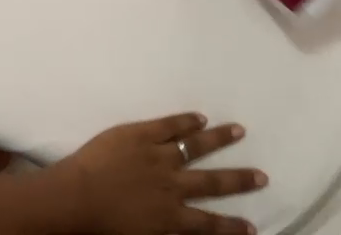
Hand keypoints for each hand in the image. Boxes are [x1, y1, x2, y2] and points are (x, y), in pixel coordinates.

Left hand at [41, 113, 264, 234]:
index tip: (253, 227)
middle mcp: (172, 187)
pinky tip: (200, 117)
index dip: (231, 227)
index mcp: (170, 218)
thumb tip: (183, 230)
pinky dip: (185, 120)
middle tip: (262, 175)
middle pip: (212, 182)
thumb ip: (164, 233)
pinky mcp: (141, 134)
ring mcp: (158, 157)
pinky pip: (169, 125)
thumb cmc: (102, 228)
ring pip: (195, 146)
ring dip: (219, 139)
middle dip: (239, 179)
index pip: (208, 224)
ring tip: (239, 130)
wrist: (78, 198)